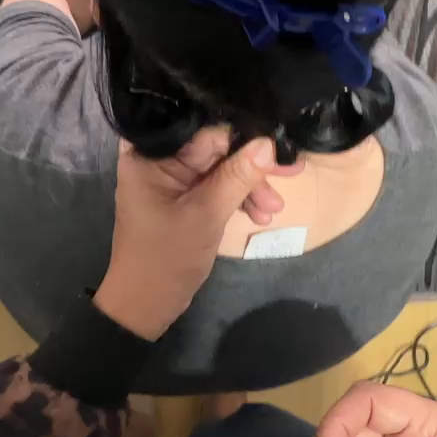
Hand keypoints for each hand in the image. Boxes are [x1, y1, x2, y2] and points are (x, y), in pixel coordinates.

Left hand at [92, 129, 297, 339]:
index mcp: (150, 155)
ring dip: (249, 186)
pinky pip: (214, 186)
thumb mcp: (206, 214)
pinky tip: (260, 216)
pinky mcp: (181, 198)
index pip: (205, 131)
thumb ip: (238, 176)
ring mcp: (170, 180)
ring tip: (273, 211)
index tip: (278, 148)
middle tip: (290, 174)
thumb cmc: (166, 258)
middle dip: (251, 165)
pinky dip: (237, 198)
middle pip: (214, 148)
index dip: (243, 137)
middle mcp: (158, 160)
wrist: (145, 305)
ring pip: (220, 169)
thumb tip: (268, 142)